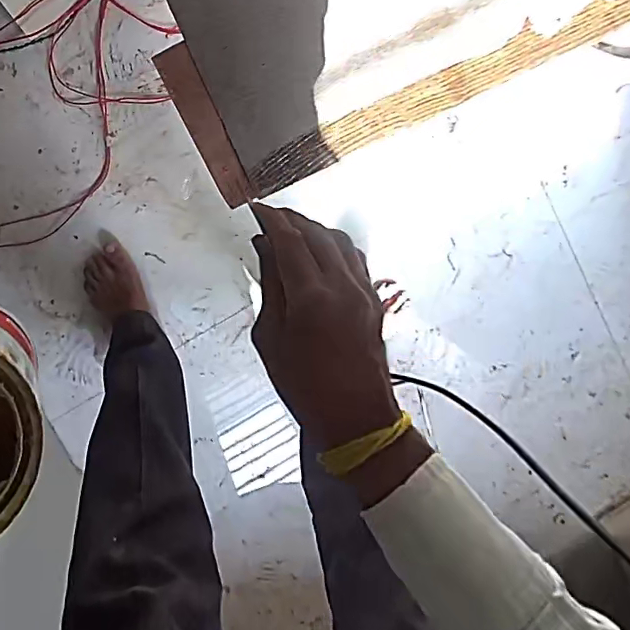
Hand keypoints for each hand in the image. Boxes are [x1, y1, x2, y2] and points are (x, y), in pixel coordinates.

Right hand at [248, 204, 403, 449]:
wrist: (356, 419)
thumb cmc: (307, 387)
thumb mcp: (271, 337)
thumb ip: (270, 286)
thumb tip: (265, 250)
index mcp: (312, 297)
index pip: (289, 240)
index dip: (270, 218)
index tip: (256, 210)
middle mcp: (342, 288)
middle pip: (315, 233)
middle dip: (290, 218)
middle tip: (269, 216)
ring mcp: (362, 293)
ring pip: (339, 240)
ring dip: (313, 228)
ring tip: (293, 229)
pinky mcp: (373, 301)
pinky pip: (355, 257)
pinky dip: (333, 244)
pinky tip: (320, 249)